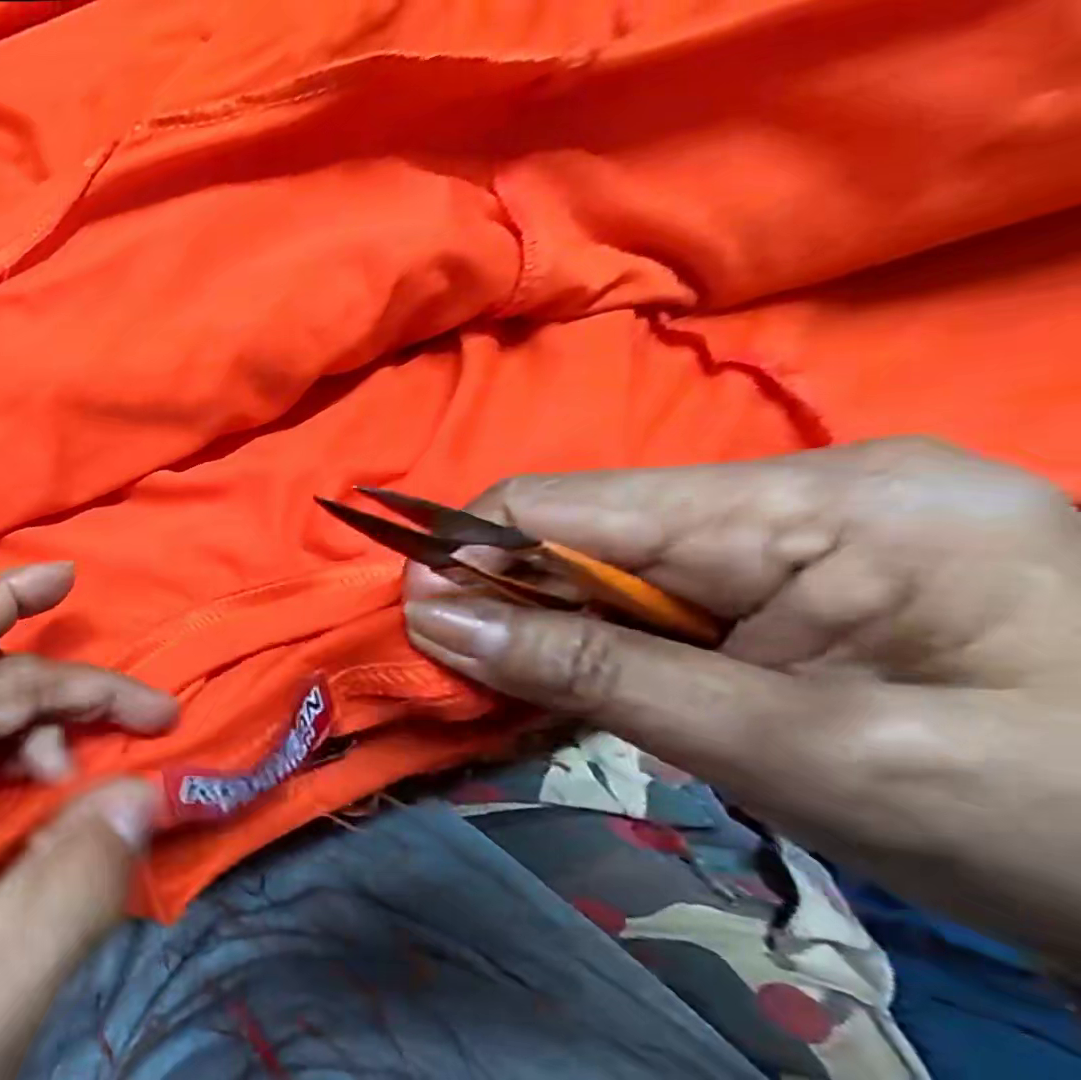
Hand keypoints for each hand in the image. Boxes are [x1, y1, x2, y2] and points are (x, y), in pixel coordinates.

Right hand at [401, 438, 1080, 965]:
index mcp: (817, 504)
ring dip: (559, 633)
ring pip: (618, 571)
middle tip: (471, 684)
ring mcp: (814, 534)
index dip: (469, 555)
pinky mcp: (818, 581)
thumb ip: (596, 672)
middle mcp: (803, 492)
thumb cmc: (1056, 825)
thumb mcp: (798, 752)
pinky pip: (669, 600)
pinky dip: (613, 647)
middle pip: (587, 532)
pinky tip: (606, 689)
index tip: (413, 627)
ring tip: (537, 699)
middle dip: (513, 605)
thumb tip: (433, 616)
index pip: (569, 503)